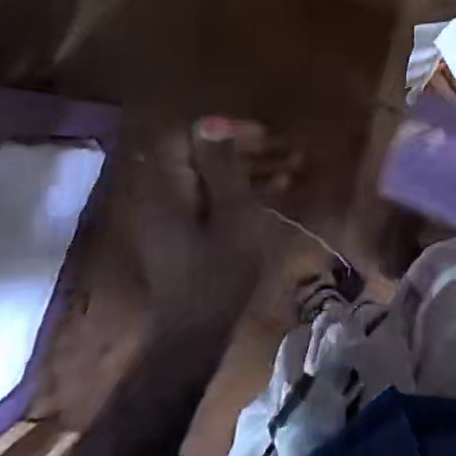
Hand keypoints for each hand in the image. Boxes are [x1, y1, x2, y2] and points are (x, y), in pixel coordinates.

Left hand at [132, 116, 302, 335]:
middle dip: (243, 148)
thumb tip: (211, 122)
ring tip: (293, 168)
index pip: (183, 137)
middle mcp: (162, 197)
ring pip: (210, 177)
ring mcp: (173, 216)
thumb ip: (222, 169)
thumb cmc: (219, 273)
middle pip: (199, 156)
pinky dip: (243, 190)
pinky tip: (279, 190)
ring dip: (250, 168)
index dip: (222, 130)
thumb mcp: (232, 216)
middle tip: (284, 151)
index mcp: (166, 191)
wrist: (197, 333)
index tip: (261, 137)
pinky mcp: (186, 232)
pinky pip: (213, 198)